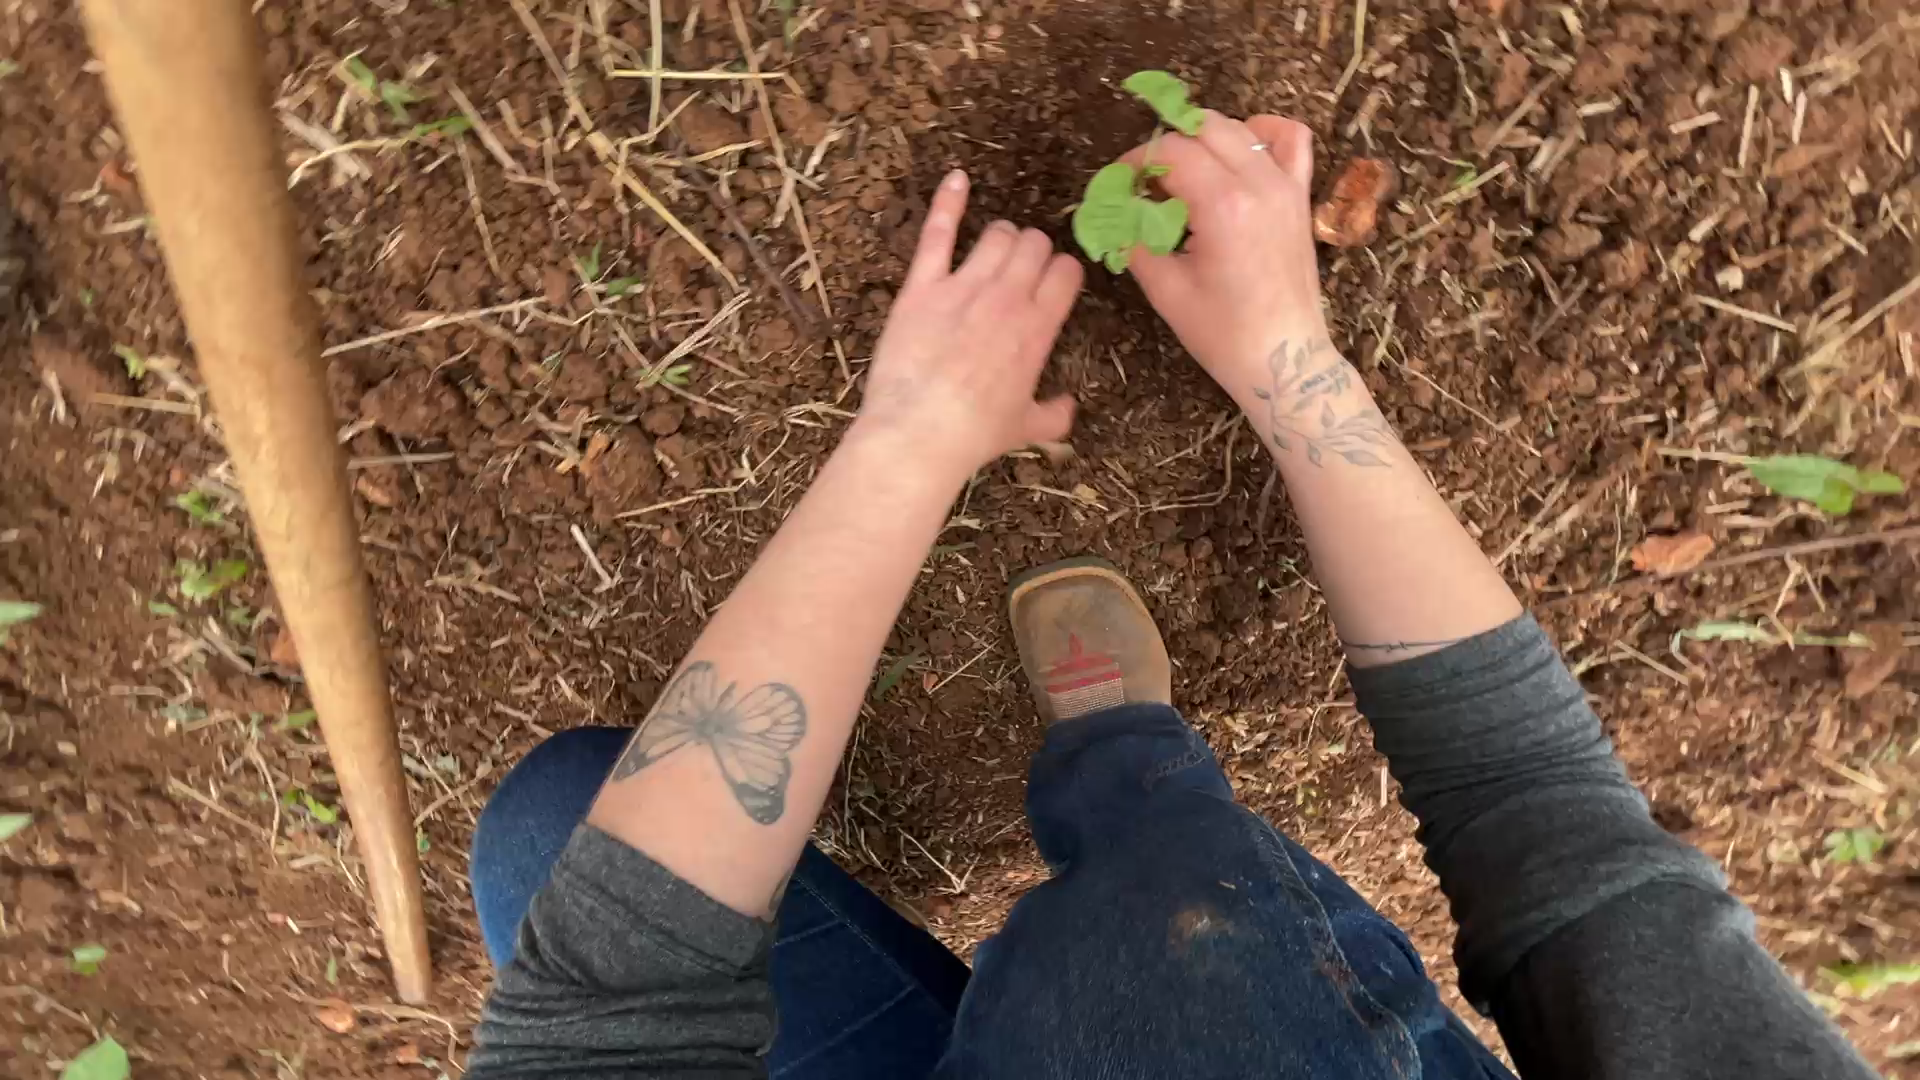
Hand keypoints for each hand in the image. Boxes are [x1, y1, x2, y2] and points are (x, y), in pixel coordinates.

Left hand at [856, 170, 1082, 477]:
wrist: (921, 433)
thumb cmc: (976, 434)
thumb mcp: (1025, 428)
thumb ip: (1053, 415)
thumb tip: (1069, 410)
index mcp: (1038, 328)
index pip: (1066, 273)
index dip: (1062, 274)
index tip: (1055, 282)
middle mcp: (1007, 297)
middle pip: (1035, 245)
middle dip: (1034, 252)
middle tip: (1024, 269)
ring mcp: (964, 287)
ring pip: (997, 235)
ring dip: (1003, 238)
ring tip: (998, 248)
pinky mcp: (922, 286)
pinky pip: (938, 233)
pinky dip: (948, 202)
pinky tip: (957, 179)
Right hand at [1123, 113, 1326, 403]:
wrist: (1281, 357)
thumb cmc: (1222, 334)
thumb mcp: (1166, 291)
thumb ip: (1136, 244)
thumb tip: (1115, 219)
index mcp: (1222, 206)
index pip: (1171, 153)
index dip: (1136, 161)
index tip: (1119, 182)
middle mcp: (1258, 184)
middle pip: (1204, 129)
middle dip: (1166, 147)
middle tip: (1144, 181)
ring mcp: (1286, 186)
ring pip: (1240, 129)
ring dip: (1203, 141)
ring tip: (1181, 174)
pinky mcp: (1299, 197)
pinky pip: (1290, 140)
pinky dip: (1261, 134)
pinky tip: (1239, 153)